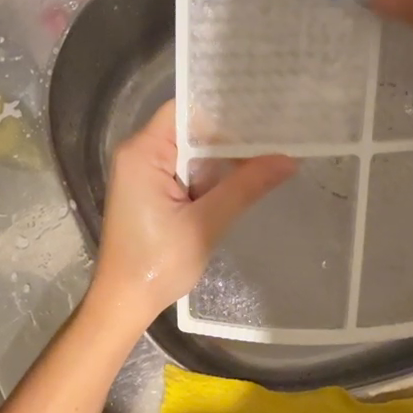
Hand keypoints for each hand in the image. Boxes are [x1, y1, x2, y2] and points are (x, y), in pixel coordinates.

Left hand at [87, 101, 295, 327]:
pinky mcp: (150, 193)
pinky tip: (243, 179)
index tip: (263, 112)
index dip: (223, 110)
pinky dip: (209, 176)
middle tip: (278, 133)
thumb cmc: (157, 263)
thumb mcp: (206, 224)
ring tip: (270, 154)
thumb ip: (245, 187)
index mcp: (142, 153)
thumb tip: (288, 159)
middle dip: (230, 135)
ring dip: (223, 159)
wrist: (124, 302)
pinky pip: (184, 171)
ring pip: (190, 152)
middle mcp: (138, 155)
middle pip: (189, 128)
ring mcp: (142, 174)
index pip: (185, 109)